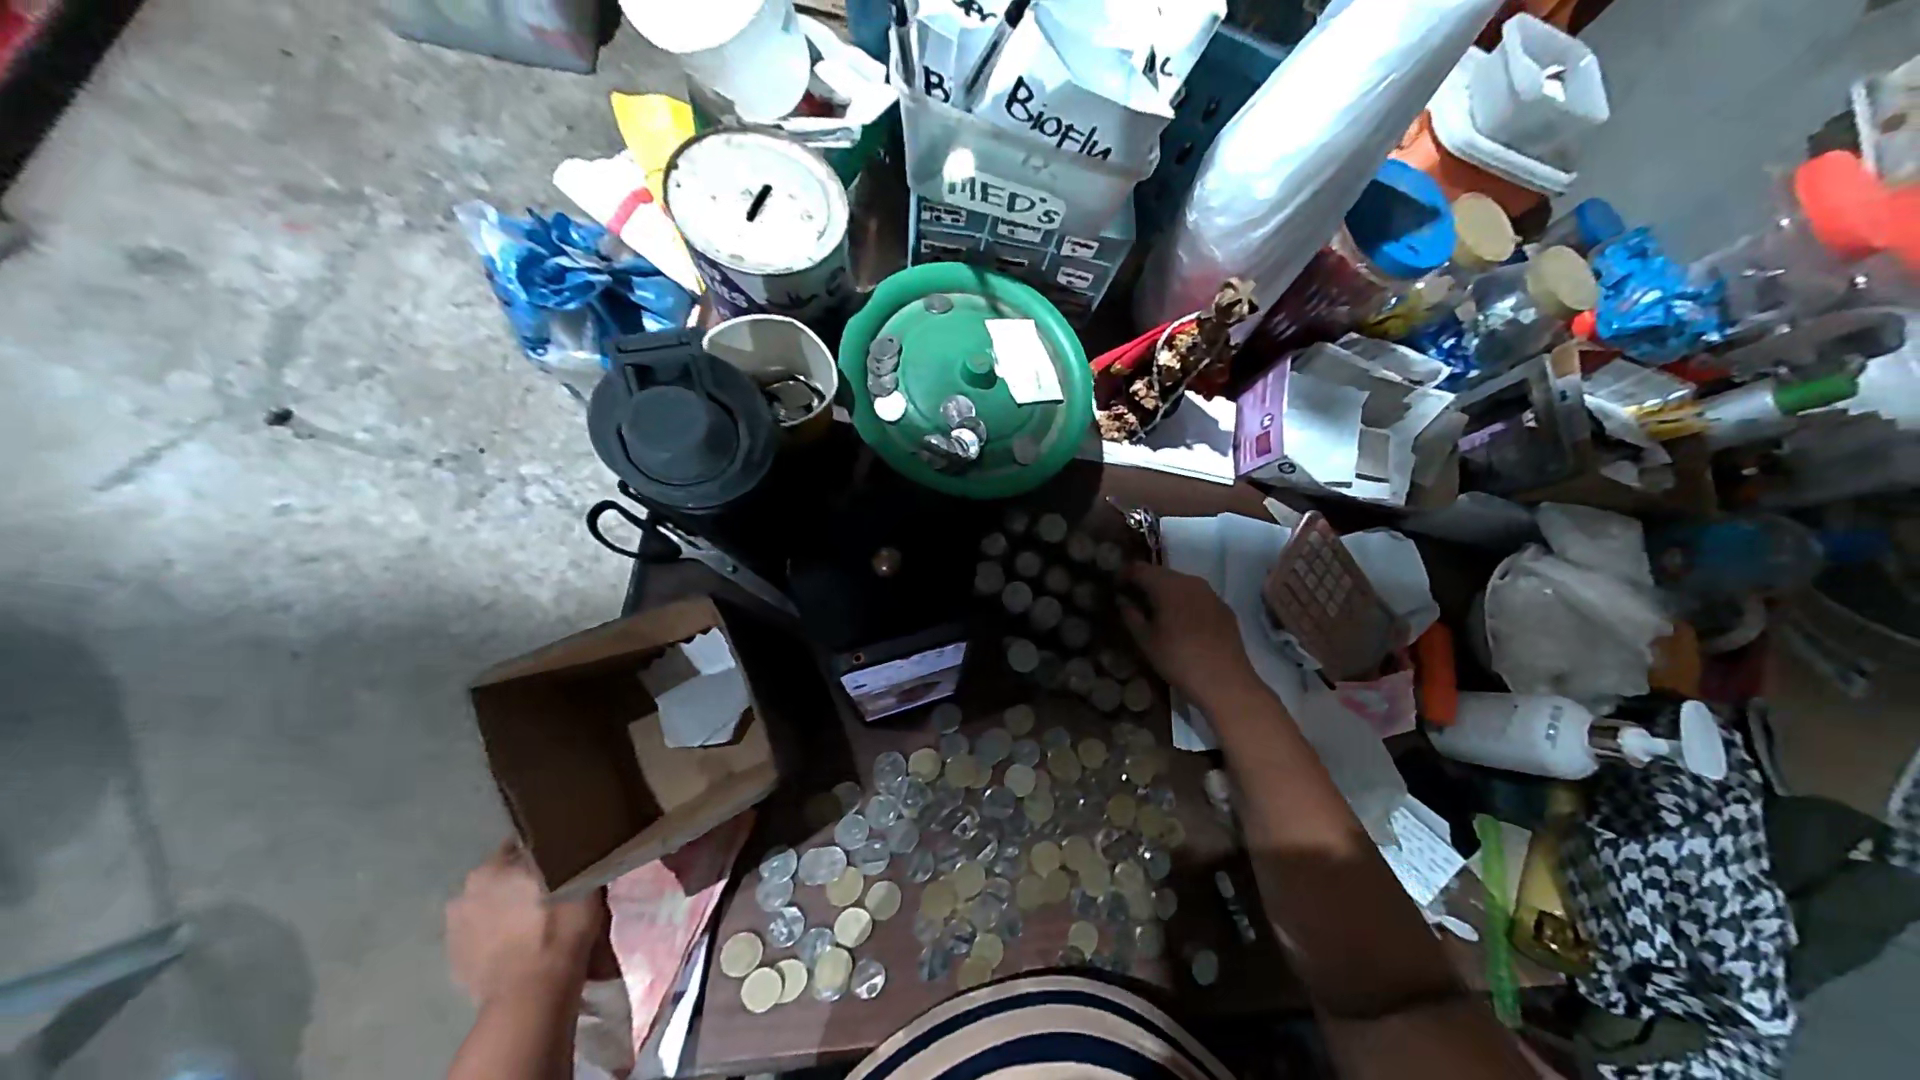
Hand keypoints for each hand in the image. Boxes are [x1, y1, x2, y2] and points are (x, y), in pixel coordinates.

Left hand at [446, 841, 604, 1005]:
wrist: (533, 994)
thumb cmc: (559, 926)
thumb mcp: (581, 878)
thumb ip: (570, 859)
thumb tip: (575, 847)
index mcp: (490, 867)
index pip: (521, 846)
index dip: (545, 851)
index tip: (564, 861)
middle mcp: (463, 894)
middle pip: (501, 877)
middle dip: (521, 881)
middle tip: (553, 891)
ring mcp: (454, 932)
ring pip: (490, 908)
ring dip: (507, 909)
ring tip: (535, 923)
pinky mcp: (455, 964)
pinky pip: (483, 938)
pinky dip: (498, 937)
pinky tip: (521, 946)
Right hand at [1119, 562, 1259, 702]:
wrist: (1225, 681)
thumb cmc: (1178, 660)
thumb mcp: (1146, 641)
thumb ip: (1131, 616)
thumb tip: (1123, 602)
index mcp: (1168, 586)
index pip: (1140, 569)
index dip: (1124, 574)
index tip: (1115, 586)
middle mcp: (1191, 582)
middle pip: (1162, 574)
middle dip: (1146, 582)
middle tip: (1133, 598)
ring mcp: (1211, 594)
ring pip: (1182, 584)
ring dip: (1166, 592)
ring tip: (1156, 610)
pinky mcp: (1224, 608)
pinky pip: (1198, 597)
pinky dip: (1185, 603)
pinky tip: (1182, 622)